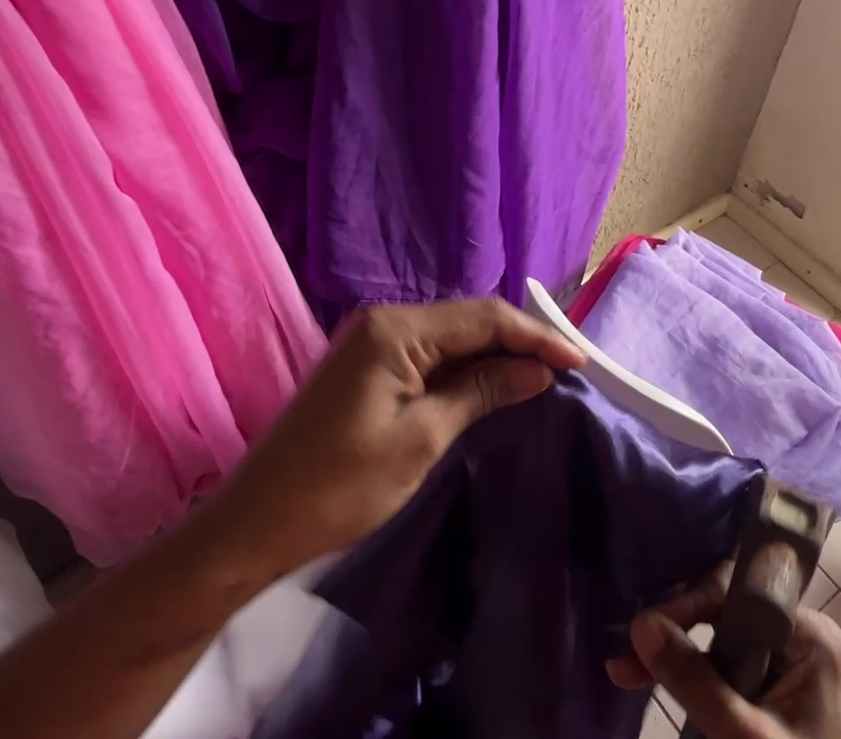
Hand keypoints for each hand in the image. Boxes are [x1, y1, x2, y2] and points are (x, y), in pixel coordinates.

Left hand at [203, 298, 585, 573]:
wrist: (258, 523)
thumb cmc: (341, 485)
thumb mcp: (423, 438)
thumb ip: (483, 392)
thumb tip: (538, 369)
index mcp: (395, 329)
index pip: (484, 317)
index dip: (536, 336)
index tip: (581, 362)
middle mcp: (384, 321)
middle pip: (469, 320)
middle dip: (521, 341)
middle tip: (570, 368)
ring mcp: (373, 343)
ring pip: (453, 338)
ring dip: (497, 355)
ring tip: (545, 375)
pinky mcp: (369, 368)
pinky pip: (431, 356)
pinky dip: (468, 370)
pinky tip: (496, 385)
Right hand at [607, 575, 840, 738]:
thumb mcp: (742, 736)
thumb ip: (694, 681)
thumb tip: (640, 624)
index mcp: (810, 636)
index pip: (738, 594)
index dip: (687, 605)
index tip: (644, 626)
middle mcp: (800, 635)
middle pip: (723, 611)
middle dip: (672, 632)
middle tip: (625, 652)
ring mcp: (786, 659)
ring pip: (716, 638)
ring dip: (672, 655)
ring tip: (623, 670)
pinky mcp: (772, 683)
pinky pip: (722, 663)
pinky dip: (688, 674)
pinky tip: (646, 677)